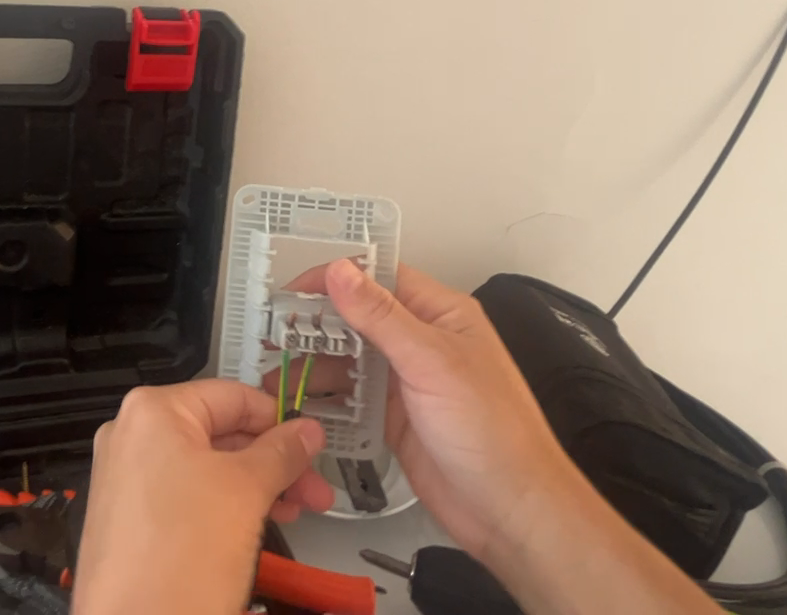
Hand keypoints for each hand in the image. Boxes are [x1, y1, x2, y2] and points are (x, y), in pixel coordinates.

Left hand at [71, 380, 334, 614]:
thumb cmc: (179, 558)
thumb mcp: (246, 492)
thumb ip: (282, 453)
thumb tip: (306, 430)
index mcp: (152, 410)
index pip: (230, 396)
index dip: (277, 419)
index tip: (310, 443)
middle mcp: (131, 435)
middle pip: (218, 432)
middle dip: (272, 461)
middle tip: (312, 488)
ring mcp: (124, 477)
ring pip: (204, 467)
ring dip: (253, 485)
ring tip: (293, 513)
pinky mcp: (127, 518)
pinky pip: (184, 495)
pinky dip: (222, 505)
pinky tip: (254, 527)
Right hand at [284, 259, 580, 557]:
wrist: (513, 515)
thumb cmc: (494, 433)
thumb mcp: (430, 362)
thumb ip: (381, 315)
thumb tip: (340, 270)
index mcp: (439, 313)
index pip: (377, 277)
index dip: (334, 278)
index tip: (293, 289)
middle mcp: (420, 340)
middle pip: (356, 317)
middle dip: (314, 323)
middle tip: (273, 332)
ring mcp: (405, 379)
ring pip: (348, 357)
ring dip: (312, 363)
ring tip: (276, 372)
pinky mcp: (393, 415)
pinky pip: (350, 396)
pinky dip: (324, 396)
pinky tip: (297, 401)